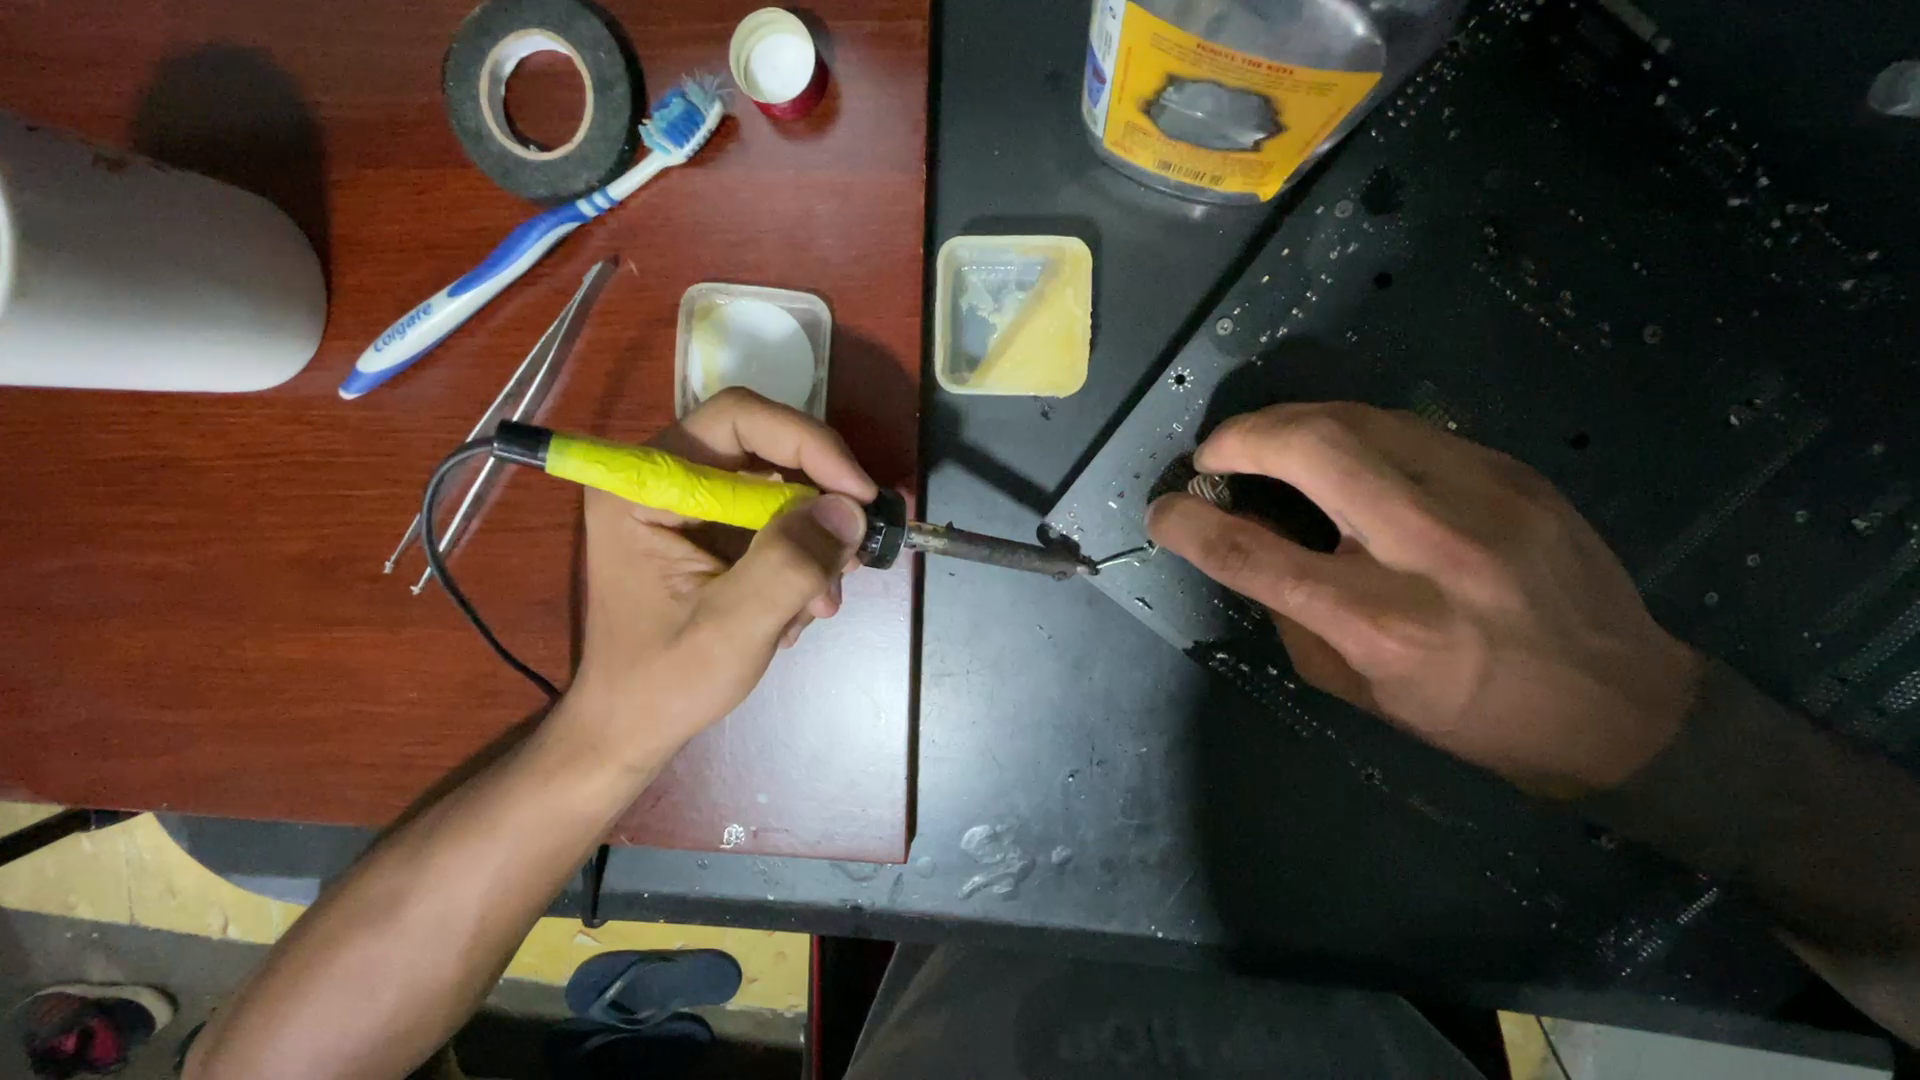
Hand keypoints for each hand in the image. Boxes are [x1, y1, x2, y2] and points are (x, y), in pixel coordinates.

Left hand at [560, 389, 877, 757]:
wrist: (632, 728)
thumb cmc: (663, 683)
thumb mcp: (731, 628)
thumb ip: (788, 565)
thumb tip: (851, 510)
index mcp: (643, 485)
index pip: (737, 420)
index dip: (807, 444)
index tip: (859, 495)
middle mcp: (665, 480)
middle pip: (768, 453)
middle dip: (817, 508)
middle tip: (853, 560)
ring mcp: (692, 507)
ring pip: (783, 491)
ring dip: (814, 545)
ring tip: (819, 604)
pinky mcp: (714, 533)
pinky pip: (779, 524)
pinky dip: (802, 563)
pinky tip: (795, 613)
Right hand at [1146, 403, 1703, 795]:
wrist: (1617, 706)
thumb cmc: (1467, 714)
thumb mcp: (1355, 687)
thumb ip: (1289, 611)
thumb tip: (1245, 542)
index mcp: (1379, 622)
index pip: (1252, 553)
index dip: (1189, 524)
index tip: (1164, 510)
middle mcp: (1427, 549)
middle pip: (1310, 449)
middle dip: (1241, 437)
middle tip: (1214, 453)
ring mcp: (1480, 498)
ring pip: (1358, 418)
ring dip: (1290, 422)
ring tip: (1266, 443)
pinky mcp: (1512, 471)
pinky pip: (1406, 429)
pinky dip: (1351, 432)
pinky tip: (1339, 454)